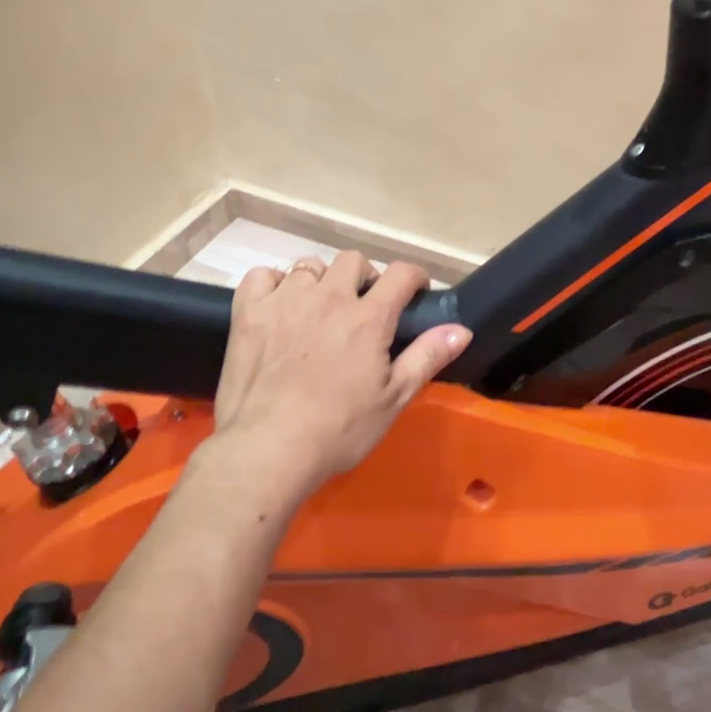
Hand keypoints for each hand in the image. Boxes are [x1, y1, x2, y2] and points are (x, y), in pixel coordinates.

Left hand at [205, 252, 471, 495]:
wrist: (267, 450)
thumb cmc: (338, 430)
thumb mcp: (393, 399)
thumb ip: (427, 357)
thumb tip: (462, 329)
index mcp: (368, 317)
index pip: (401, 273)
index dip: (414, 277)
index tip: (415, 292)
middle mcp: (328, 297)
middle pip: (352, 260)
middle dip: (365, 276)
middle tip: (364, 306)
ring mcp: (284, 302)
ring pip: (309, 266)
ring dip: (321, 281)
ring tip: (320, 309)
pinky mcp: (248, 314)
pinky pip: (261, 275)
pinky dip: (273, 284)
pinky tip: (279, 305)